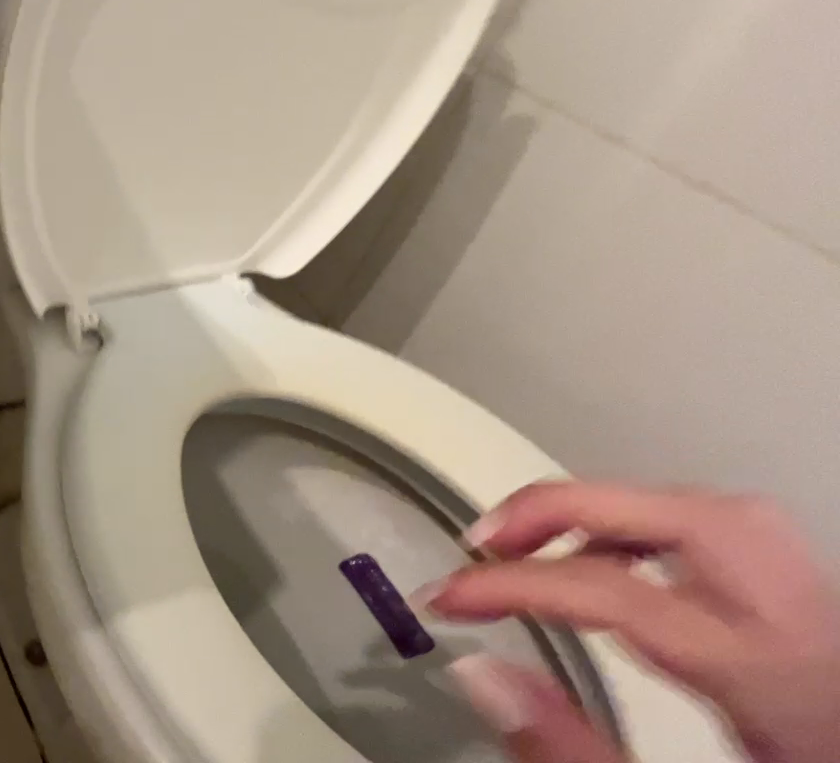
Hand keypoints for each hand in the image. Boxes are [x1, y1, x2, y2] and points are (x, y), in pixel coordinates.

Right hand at [419, 482, 839, 762]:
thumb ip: (576, 747)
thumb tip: (480, 673)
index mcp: (791, 694)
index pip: (625, 596)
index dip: (518, 583)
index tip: (449, 595)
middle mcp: (827, 648)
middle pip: (698, 521)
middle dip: (570, 511)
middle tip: (490, 540)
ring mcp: (830, 632)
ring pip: (718, 518)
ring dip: (607, 519)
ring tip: (535, 548)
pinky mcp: (818, 634)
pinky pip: (738, 547)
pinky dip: (652, 540)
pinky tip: (606, 570)